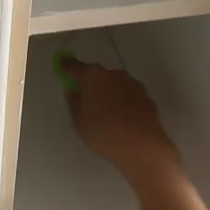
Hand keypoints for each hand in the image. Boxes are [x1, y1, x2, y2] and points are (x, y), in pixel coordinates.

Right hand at [60, 57, 182, 186]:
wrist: (142, 145)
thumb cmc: (103, 132)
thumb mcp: (80, 122)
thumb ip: (75, 104)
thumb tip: (74, 92)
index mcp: (94, 77)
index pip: (76, 67)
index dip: (68, 67)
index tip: (62, 65)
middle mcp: (114, 74)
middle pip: (99, 76)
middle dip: (92, 85)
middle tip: (86, 99)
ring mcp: (133, 84)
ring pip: (115, 85)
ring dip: (109, 94)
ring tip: (106, 113)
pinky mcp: (147, 97)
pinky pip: (128, 96)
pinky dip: (123, 103)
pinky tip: (121, 118)